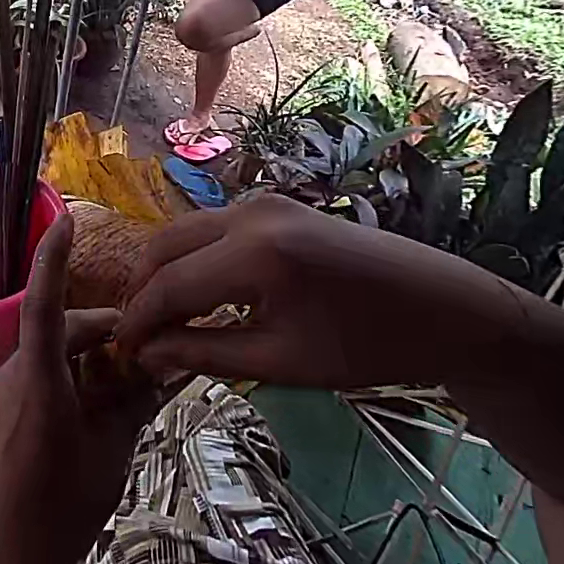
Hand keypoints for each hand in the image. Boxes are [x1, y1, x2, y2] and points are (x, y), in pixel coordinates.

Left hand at [0, 215, 162, 563]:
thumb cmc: (46, 522)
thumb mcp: (104, 466)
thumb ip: (131, 413)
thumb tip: (165, 372)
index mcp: (37, 380)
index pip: (44, 302)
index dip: (52, 257)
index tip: (64, 219)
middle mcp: (7, 379)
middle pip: (54, 335)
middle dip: (97, 338)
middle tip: (137, 364)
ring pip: (41, 365)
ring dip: (78, 372)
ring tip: (112, 410)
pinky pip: (24, 390)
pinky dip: (55, 393)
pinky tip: (76, 435)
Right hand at [116, 193, 527, 389]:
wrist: (440, 306)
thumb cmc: (367, 346)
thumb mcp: (283, 362)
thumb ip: (205, 354)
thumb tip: (147, 355)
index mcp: (256, 255)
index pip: (171, 285)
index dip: (140, 319)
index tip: (122, 350)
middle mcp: (249, 213)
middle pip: (166, 245)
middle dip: (142, 288)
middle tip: (136, 332)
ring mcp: (260, 201)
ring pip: (184, 230)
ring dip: (164, 269)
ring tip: (161, 315)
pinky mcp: (271, 203)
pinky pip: (210, 227)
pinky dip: (191, 256)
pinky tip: (195, 289)